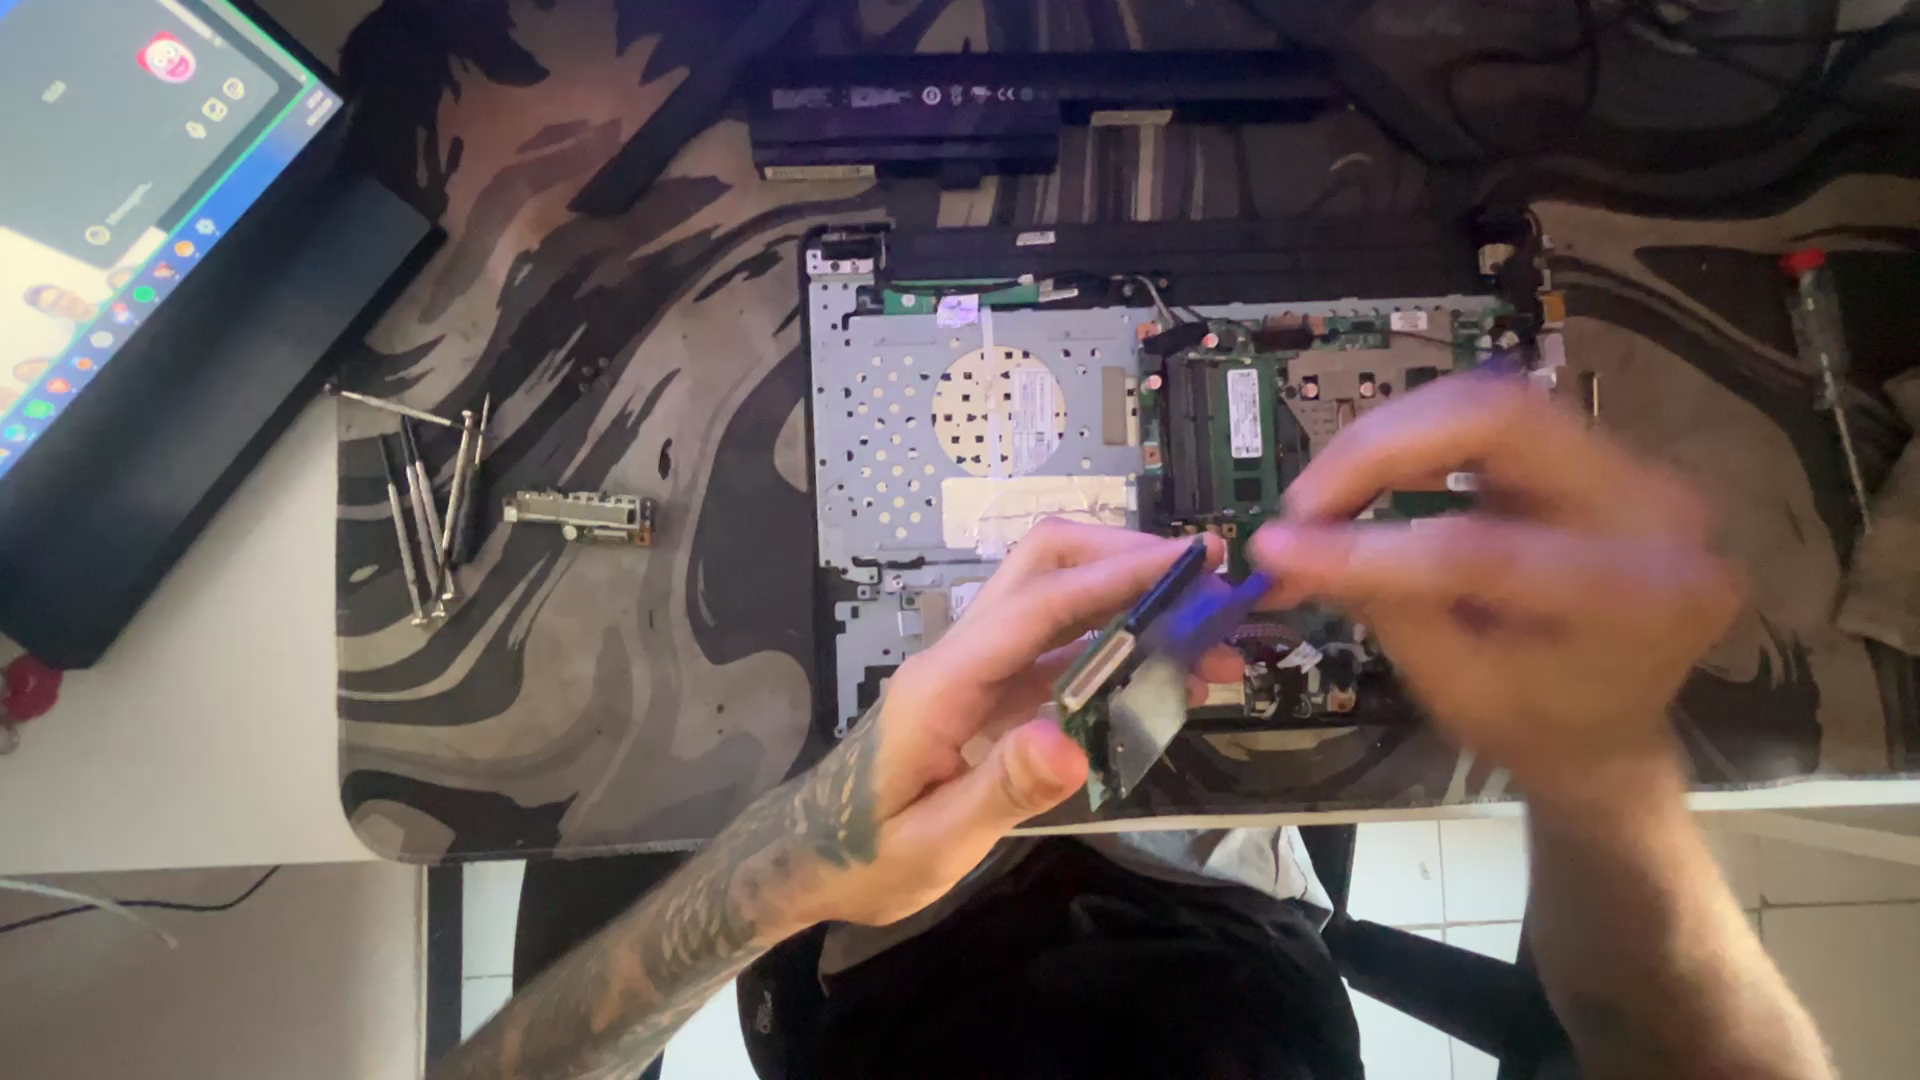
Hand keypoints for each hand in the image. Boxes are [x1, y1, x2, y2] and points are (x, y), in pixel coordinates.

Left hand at [791, 520, 1239, 927]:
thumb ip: (1000, 789)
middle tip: (1199, 577)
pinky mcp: (992, 689)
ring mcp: (977, 667)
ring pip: (1053, 597)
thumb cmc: (866, 853)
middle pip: (1038, 565)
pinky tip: (1158, 671)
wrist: (817, 851)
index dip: (1112, 580)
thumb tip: (1070, 744)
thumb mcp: (934, 840)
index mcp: (944, 680)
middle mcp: (962, 654)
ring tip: (1201, 628)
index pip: (1036, 606)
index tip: (1185, 566)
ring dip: (1125, 596)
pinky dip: (1113, 643)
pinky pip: (1057, 648)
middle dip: (1119, 557)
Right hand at [1247, 376, 1741, 795]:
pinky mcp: (1578, 451)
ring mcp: (1622, 465)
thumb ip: (1377, 606)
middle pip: (1497, 419)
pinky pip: (1474, 415)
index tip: (1271, 553)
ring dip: (1378, 442)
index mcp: (1642, 596)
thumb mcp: (1452, 685)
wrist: (1603, 718)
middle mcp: (1651, 504)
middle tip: (1300, 506)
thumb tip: (1278, 553)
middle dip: (1374, 452)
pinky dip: (1399, 442)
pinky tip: (1361, 483)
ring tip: (1320, 499)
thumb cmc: (1532, 721)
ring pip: (1478, 400)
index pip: (1481, 549)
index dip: (1365, 545)